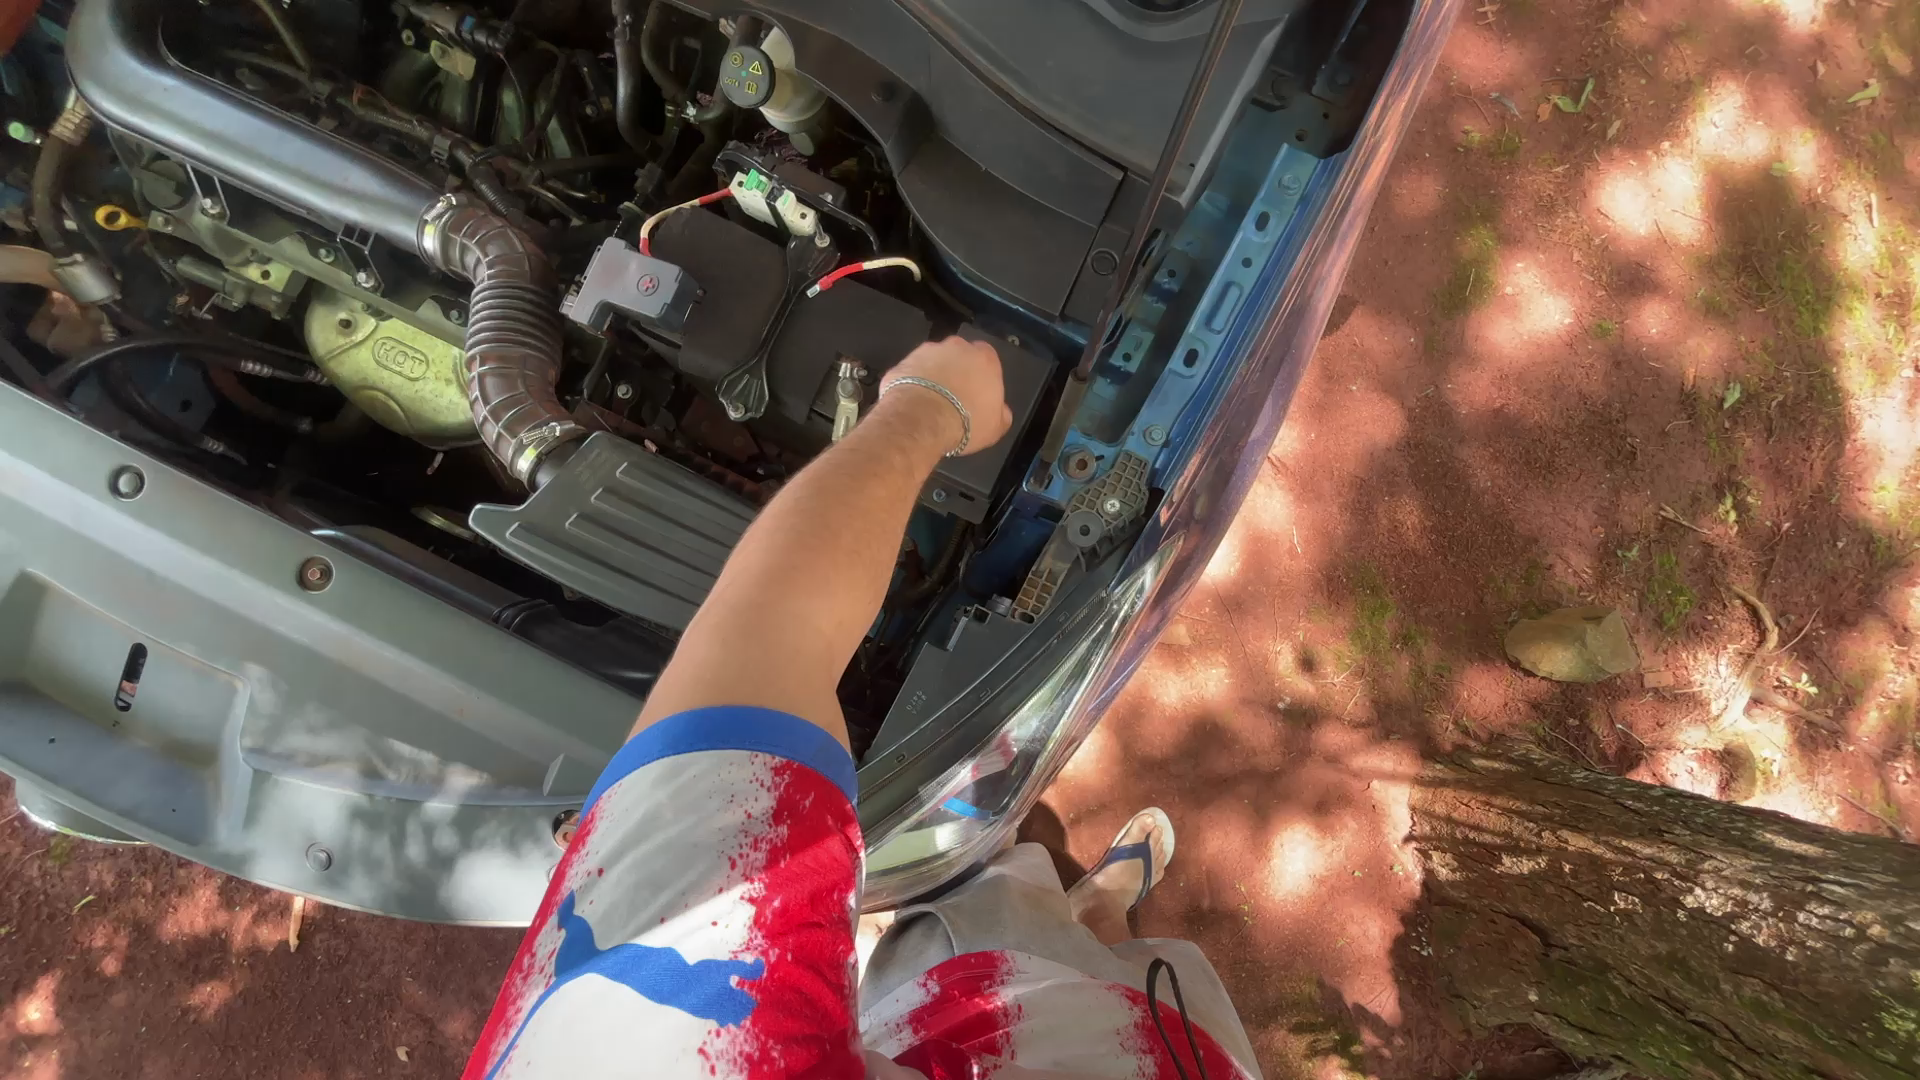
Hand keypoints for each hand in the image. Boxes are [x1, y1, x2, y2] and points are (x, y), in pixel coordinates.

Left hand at [879, 336, 1013, 455]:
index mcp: (985, 358)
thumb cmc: (965, 422)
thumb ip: (1001, 413)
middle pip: (958, 358)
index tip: (976, 396)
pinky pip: (909, 374)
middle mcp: (956, 347)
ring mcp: (925, 352)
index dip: (981, 379)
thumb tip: (1001, 411)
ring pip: (932, 363)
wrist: (921, 421)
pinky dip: (910, 385)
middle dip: (956, 374)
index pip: (987, 361)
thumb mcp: (996, 427)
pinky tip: (912, 406)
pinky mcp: (902, 363)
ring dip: (932, 378)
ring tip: (930, 405)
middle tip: (953, 400)